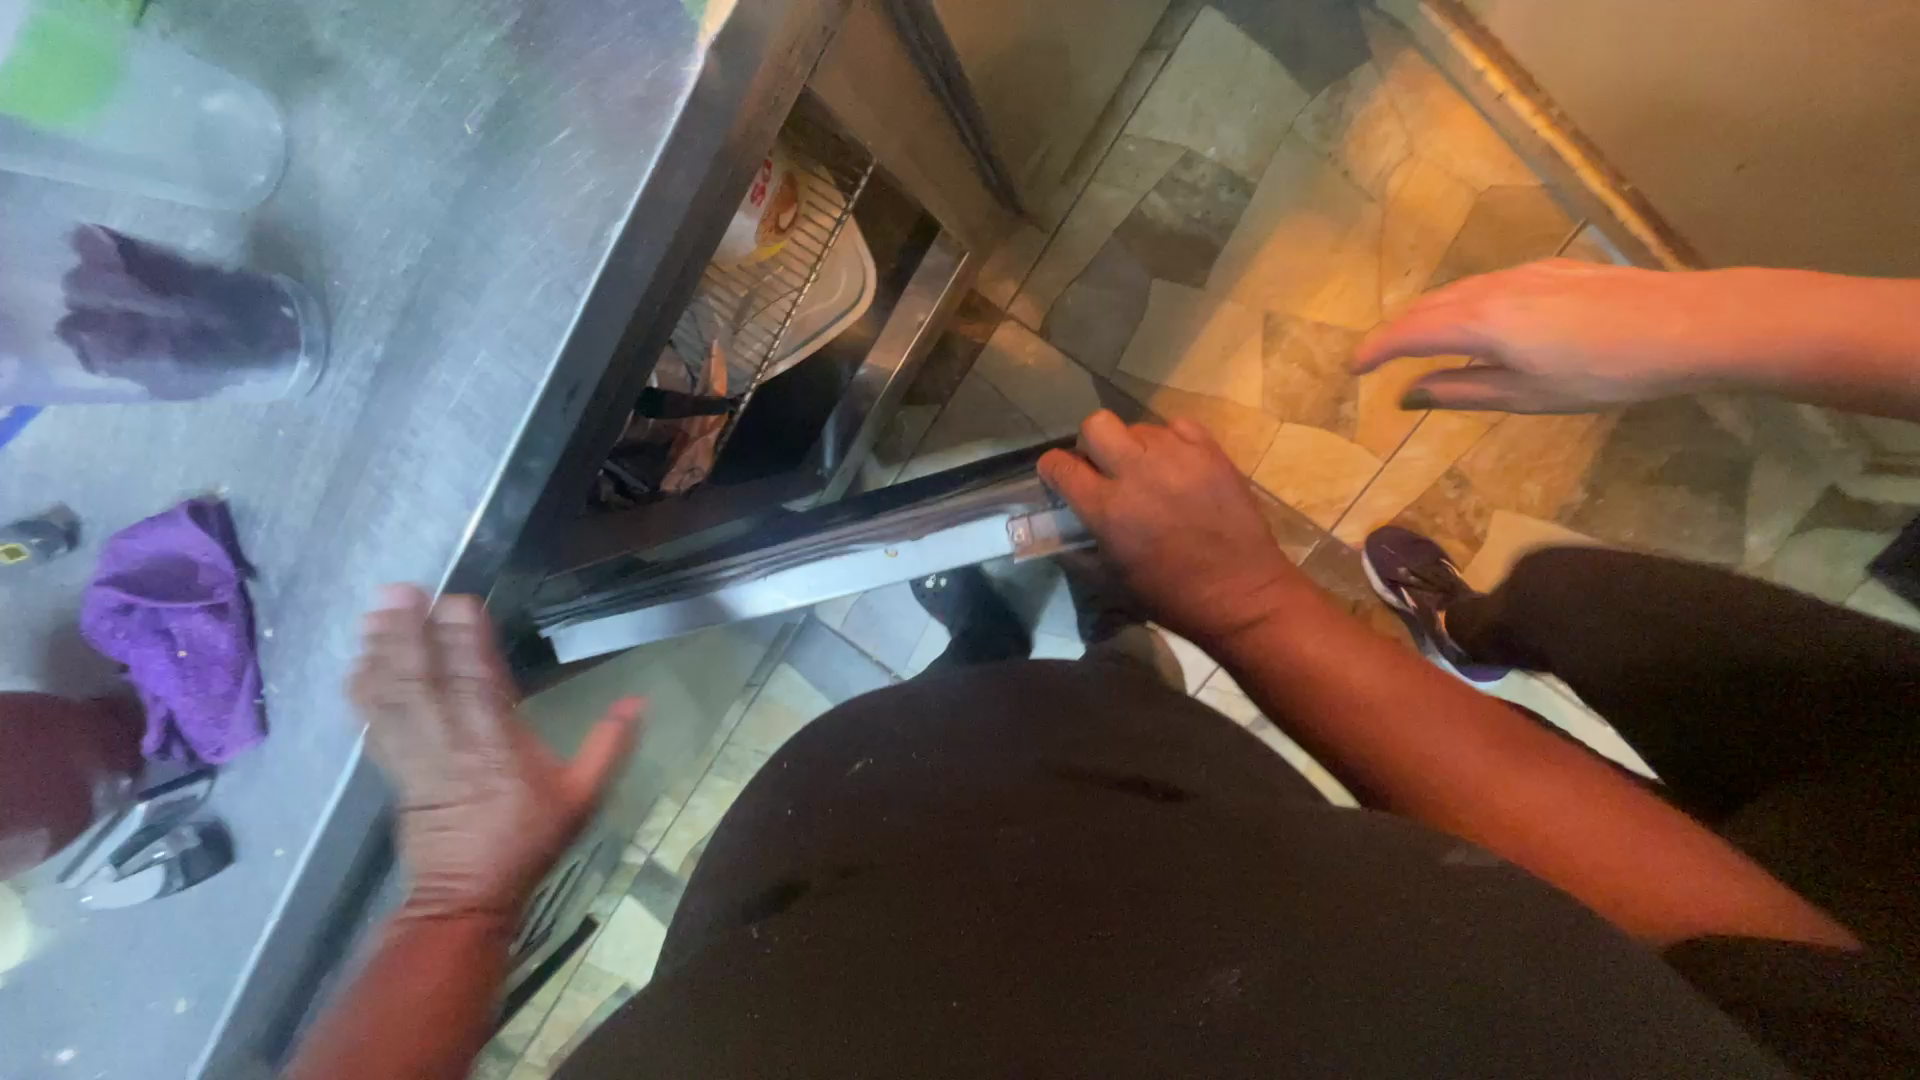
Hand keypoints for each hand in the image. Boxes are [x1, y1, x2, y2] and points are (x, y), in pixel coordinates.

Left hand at [350, 586, 639, 922]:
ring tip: (375, 612)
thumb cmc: (530, 839)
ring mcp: (416, 758)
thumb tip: (639, 699)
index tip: (459, 601)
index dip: (466, 641)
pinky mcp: (395, 772)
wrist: (467, 894)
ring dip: (381, 653)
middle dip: (409, 634)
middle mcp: (451, 745)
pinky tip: (358, 664)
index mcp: (498, 746)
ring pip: (393, 698)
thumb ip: (609, 744)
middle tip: (399, 591)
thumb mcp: (585, 795)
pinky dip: (365, 692)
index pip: (478, 683)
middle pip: (423, 682)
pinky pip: (376, 725)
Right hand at [1039, 412, 1304, 648]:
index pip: (1060, 465)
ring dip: (1134, 447)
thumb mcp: (1109, 580)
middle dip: (1091, 443)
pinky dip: (1171, 442)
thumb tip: (1058, 528)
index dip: (1052, 469)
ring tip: (1149, 473)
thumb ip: (1077, 549)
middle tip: (1104, 467)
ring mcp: (1176, 456)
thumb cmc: (1170, 595)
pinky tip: (1177, 467)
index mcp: (1106, 508)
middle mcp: (1136, 472)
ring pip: (1138, 427)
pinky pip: (1177, 427)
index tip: (1059, 477)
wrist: (1240, 593)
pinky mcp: (1210, 452)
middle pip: (1096, 424)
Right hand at [1354, 259, 1780, 412]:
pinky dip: (1458, 305)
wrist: (1692, 324)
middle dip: (1393, 331)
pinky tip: (1472, 323)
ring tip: (1415, 342)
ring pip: (1454, 292)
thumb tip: (1409, 393)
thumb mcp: (1523, 395)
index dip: (1374, 351)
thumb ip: (1458, 391)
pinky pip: (1483, 285)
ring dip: (1425, 316)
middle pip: (1425, 307)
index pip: (1406, 334)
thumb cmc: (1601, 372)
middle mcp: (1491, 289)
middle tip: (1376, 357)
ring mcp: (1523, 273)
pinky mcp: (1551, 270)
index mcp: (1478, 322)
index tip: (1352, 369)